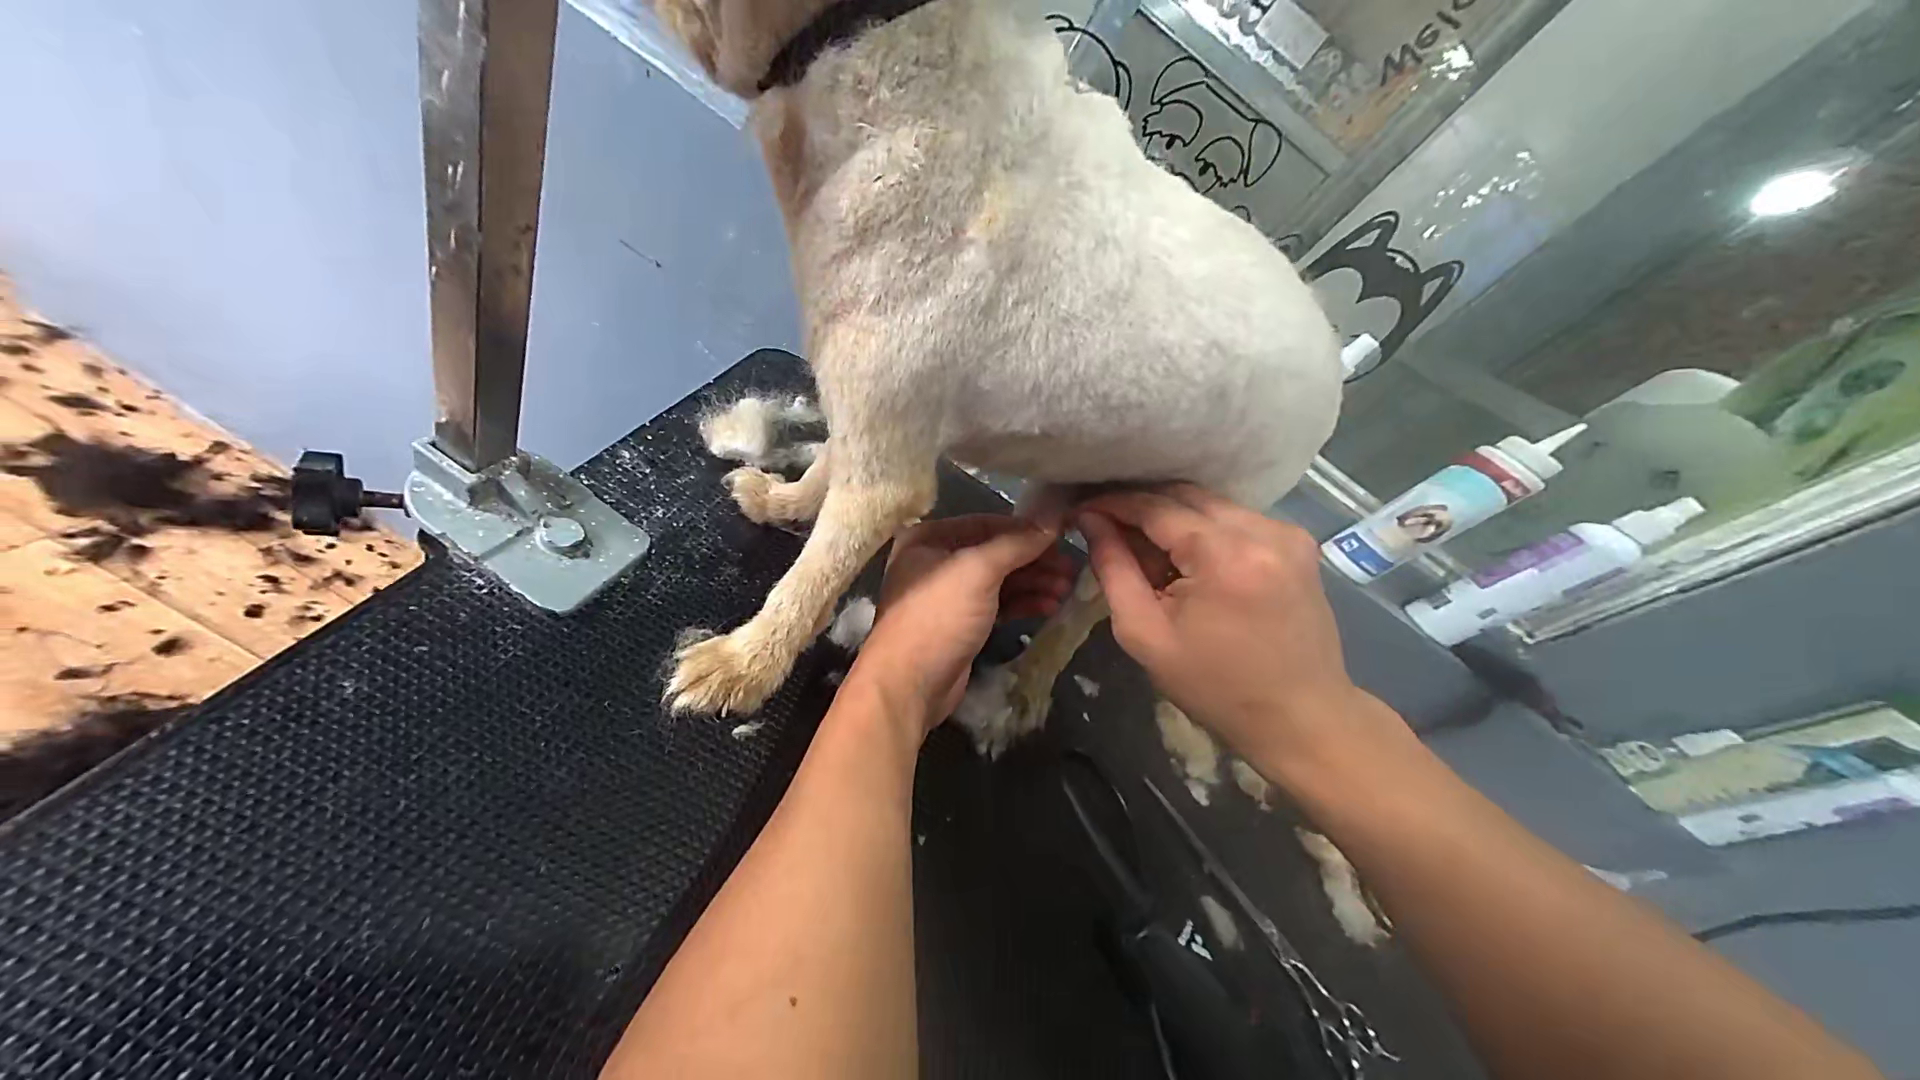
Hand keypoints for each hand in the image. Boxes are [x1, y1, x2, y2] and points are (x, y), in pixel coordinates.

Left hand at [847, 514, 1073, 731]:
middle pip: (995, 553)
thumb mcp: (977, 571)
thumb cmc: (938, 618)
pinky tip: (1050, 606)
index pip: (985, 523)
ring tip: (1067, 589)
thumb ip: (1015, 544)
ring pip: (1000, 580)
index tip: (1061, 535)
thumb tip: (1052, 522)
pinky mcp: (962, 625)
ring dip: (1034, 583)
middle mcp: (936, 562)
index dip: (1024, 529)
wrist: (909, 685)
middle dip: (1034, 560)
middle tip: (1071, 567)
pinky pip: (999, 604)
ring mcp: (949, 596)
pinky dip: (1024, 603)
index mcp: (928, 539)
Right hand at [1076, 485, 1378, 766]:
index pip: (1155, 507)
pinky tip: (1186, 558)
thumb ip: (1113, 569)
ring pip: (1211, 503)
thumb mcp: (1144, 633)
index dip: (1113, 503)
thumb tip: (1091, 522)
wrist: (1299, 717)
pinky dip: (1203, 528)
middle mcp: (1262, 530)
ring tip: (1144, 548)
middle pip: (1185, 495)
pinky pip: (1236, 518)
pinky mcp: (1298, 543)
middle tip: (1106, 526)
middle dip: (1140, 505)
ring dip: (1172, 517)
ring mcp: (1287, 533)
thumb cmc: (1213, 686)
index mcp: (1224, 555)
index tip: (1082, 510)